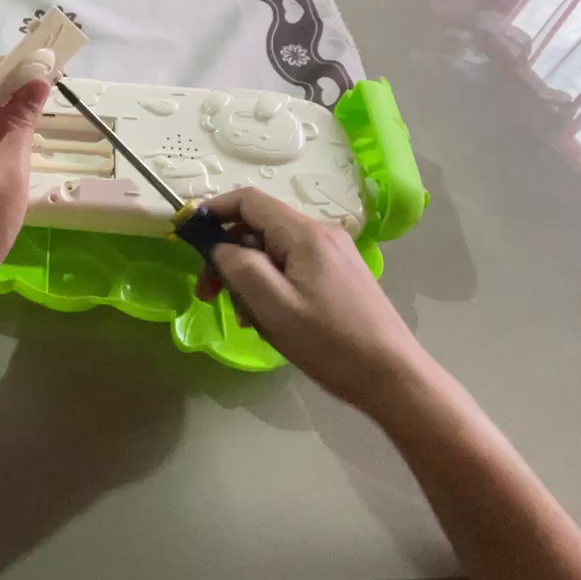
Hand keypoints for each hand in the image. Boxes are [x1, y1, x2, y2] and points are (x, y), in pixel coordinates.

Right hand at [197, 188, 430, 413]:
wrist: (394, 378)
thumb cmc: (330, 343)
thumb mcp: (273, 307)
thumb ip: (239, 266)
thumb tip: (219, 246)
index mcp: (304, 234)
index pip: (248, 201)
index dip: (212, 211)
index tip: (187, 237)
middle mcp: (320, 234)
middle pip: (258, 226)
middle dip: (226, 253)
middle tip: (208, 293)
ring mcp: (333, 254)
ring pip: (272, 249)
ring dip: (247, 275)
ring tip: (242, 314)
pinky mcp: (338, 274)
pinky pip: (290, 266)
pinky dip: (269, 283)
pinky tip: (267, 317)